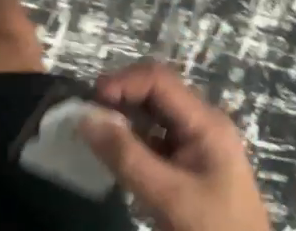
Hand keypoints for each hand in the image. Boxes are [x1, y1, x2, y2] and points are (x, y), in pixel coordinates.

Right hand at [79, 62, 270, 230]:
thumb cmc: (211, 230)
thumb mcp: (168, 196)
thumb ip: (125, 156)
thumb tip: (84, 118)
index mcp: (205, 122)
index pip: (158, 79)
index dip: (122, 82)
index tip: (90, 102)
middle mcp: (203, 123)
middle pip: (155, 92)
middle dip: (120, 97)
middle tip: (89, 117)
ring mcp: (198, 143)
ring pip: (154, 114)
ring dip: (124, 118)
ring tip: (97, 134)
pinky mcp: (191, 163)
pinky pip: (156, 137)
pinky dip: (133, 139)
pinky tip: (116, 154)